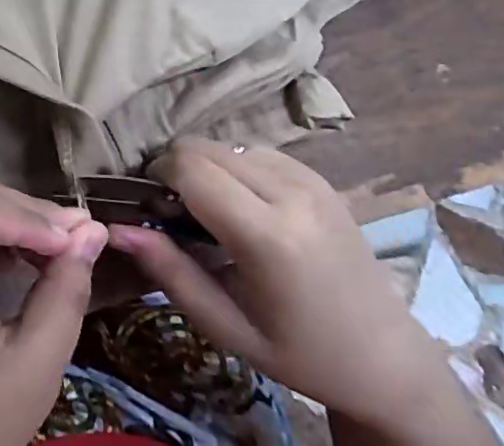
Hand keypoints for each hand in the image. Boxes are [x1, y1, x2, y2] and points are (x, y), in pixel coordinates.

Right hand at [108, 139, 492, 445]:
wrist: (385, 357)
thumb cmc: (299, 353)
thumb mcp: (226, 326)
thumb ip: (170, 272)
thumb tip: (118, 229)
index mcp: (269, 237)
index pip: (191, 169)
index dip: (158, 175)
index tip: (149, 205)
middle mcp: (291, 193)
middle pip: (204, 147)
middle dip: (175, 168)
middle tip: (172, 211)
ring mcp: (310, 180)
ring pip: (226, 145)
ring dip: (204, 167)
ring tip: (207, 211)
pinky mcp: (318, 176)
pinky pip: (254, 151)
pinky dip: (232, 168)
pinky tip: (240, 206)